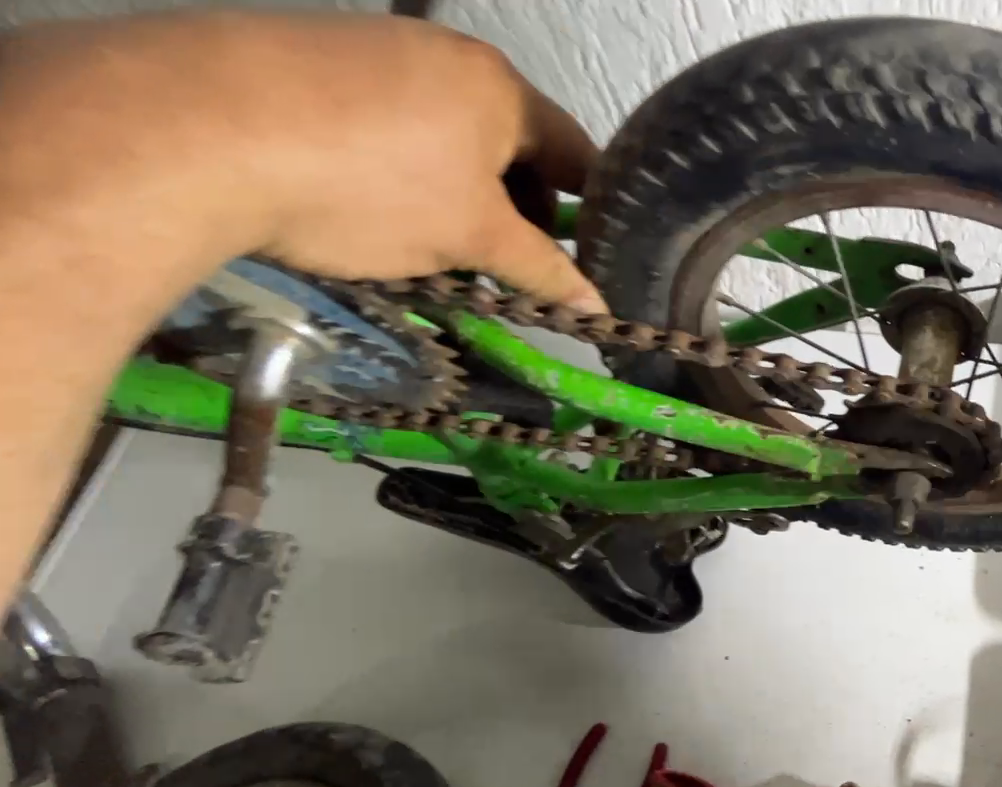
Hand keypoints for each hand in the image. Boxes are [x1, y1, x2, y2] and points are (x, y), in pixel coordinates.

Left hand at [0, 10, 603, 308]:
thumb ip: (543, 271)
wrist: (188, 130)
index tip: (589, 259)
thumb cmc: (369, 187)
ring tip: (437, 241)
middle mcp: (444, 54)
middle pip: (513, 143)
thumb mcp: (472, 241)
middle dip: (520, 207)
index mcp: (498, 87)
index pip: (576, 155)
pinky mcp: (312, 56)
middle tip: (507, 261)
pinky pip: (391, 121)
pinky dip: (405, 168)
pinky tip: (374, 203)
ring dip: (463, 192)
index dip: (591, 213)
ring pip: (450, 134)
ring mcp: (374, 47)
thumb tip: (595, 307)